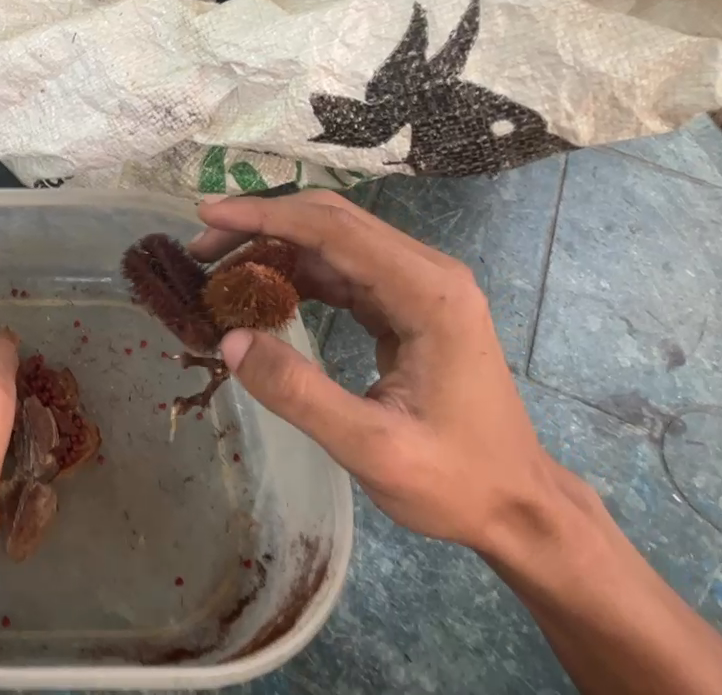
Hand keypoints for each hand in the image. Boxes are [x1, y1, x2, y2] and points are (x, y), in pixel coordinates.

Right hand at [195, 193, 721, 694]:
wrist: (520, 506)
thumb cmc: (456, 481)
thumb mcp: (371, 449)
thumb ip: (299, 393)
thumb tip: (230, 339)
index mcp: (428, 293)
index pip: (333, 229)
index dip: (264, 216)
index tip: (205, 215)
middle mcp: (427, 273)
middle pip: (331, 220)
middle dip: (260, 224)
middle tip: (201, 248)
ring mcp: (419, 285)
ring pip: (332, 239)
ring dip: (273, 245)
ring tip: (219, 270)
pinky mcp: (406, 303)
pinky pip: (340, 268)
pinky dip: (294, 270)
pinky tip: (261, 293)